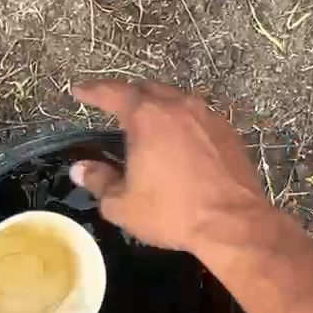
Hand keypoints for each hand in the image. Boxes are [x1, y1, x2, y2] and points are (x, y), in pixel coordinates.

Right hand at [69, 79, 269, 253]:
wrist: (233, 223)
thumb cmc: (172, 212)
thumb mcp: (123, 204)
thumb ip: (99, 181)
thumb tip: (80, 169)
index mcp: (147, 116)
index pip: (113, 92)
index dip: (93, 90)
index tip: (80, 90)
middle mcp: (178, 106)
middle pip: (147, 89)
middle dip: (126, 94)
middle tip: (112, 105)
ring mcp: (207, 116)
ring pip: (175, 100)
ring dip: (157, 106)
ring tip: (145, 122)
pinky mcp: (228, 132)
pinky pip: (197, 116)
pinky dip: (181, 121)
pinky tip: (179, 139)